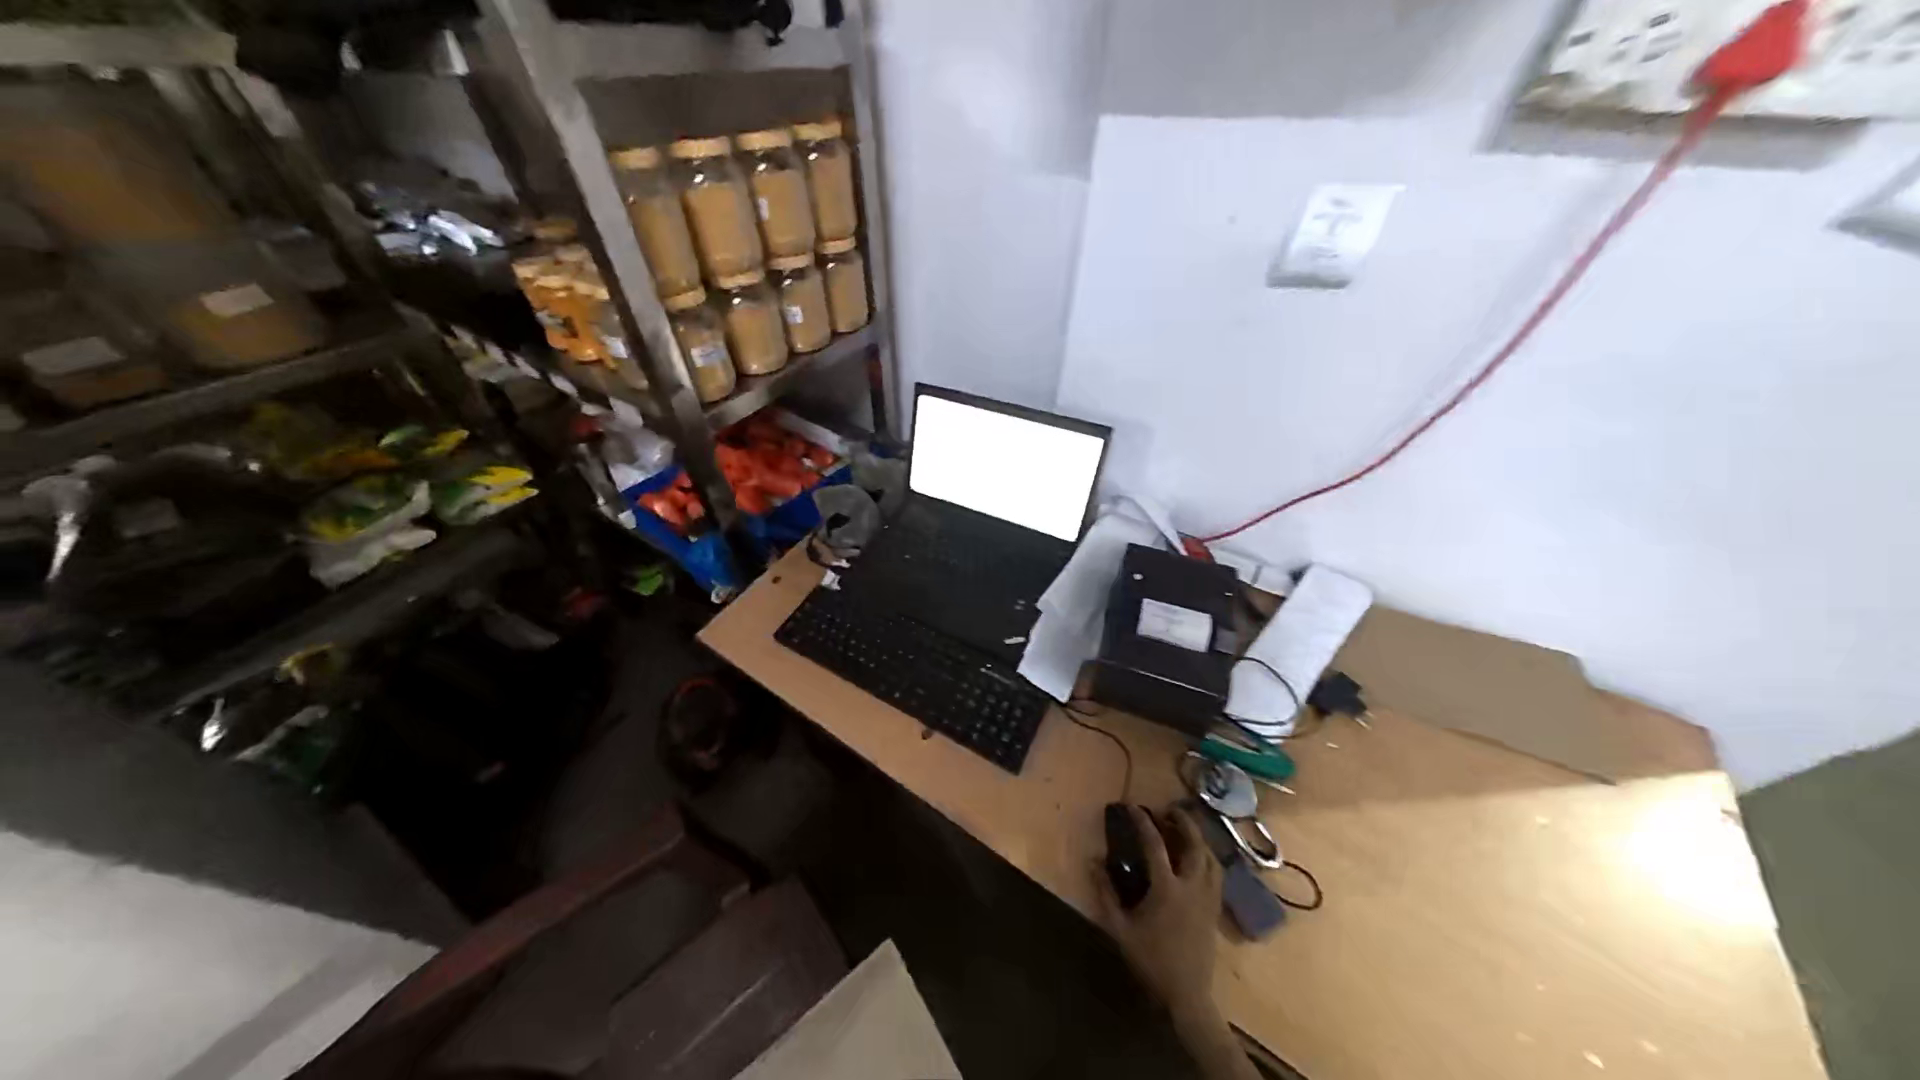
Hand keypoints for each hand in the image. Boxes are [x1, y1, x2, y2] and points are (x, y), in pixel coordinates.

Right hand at [1089, 805, 1223, 1017]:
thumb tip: (1093, 862)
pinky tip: (1200, 858)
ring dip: (1199, 838)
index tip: (1133, 807)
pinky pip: (1217, 873)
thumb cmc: (1151, 961)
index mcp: (1167, 888)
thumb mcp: (1120, 928)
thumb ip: (1106, 893)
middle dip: (1184, 822)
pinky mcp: (1215, 909)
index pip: (1155, 845)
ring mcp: (1208, 898)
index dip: (1143, 822)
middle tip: (1170, 810)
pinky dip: (1209, 857)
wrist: (1187, 995)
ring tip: (1186, 829)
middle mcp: (1192, 886)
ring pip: (1211, 857)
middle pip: (1194, 844)